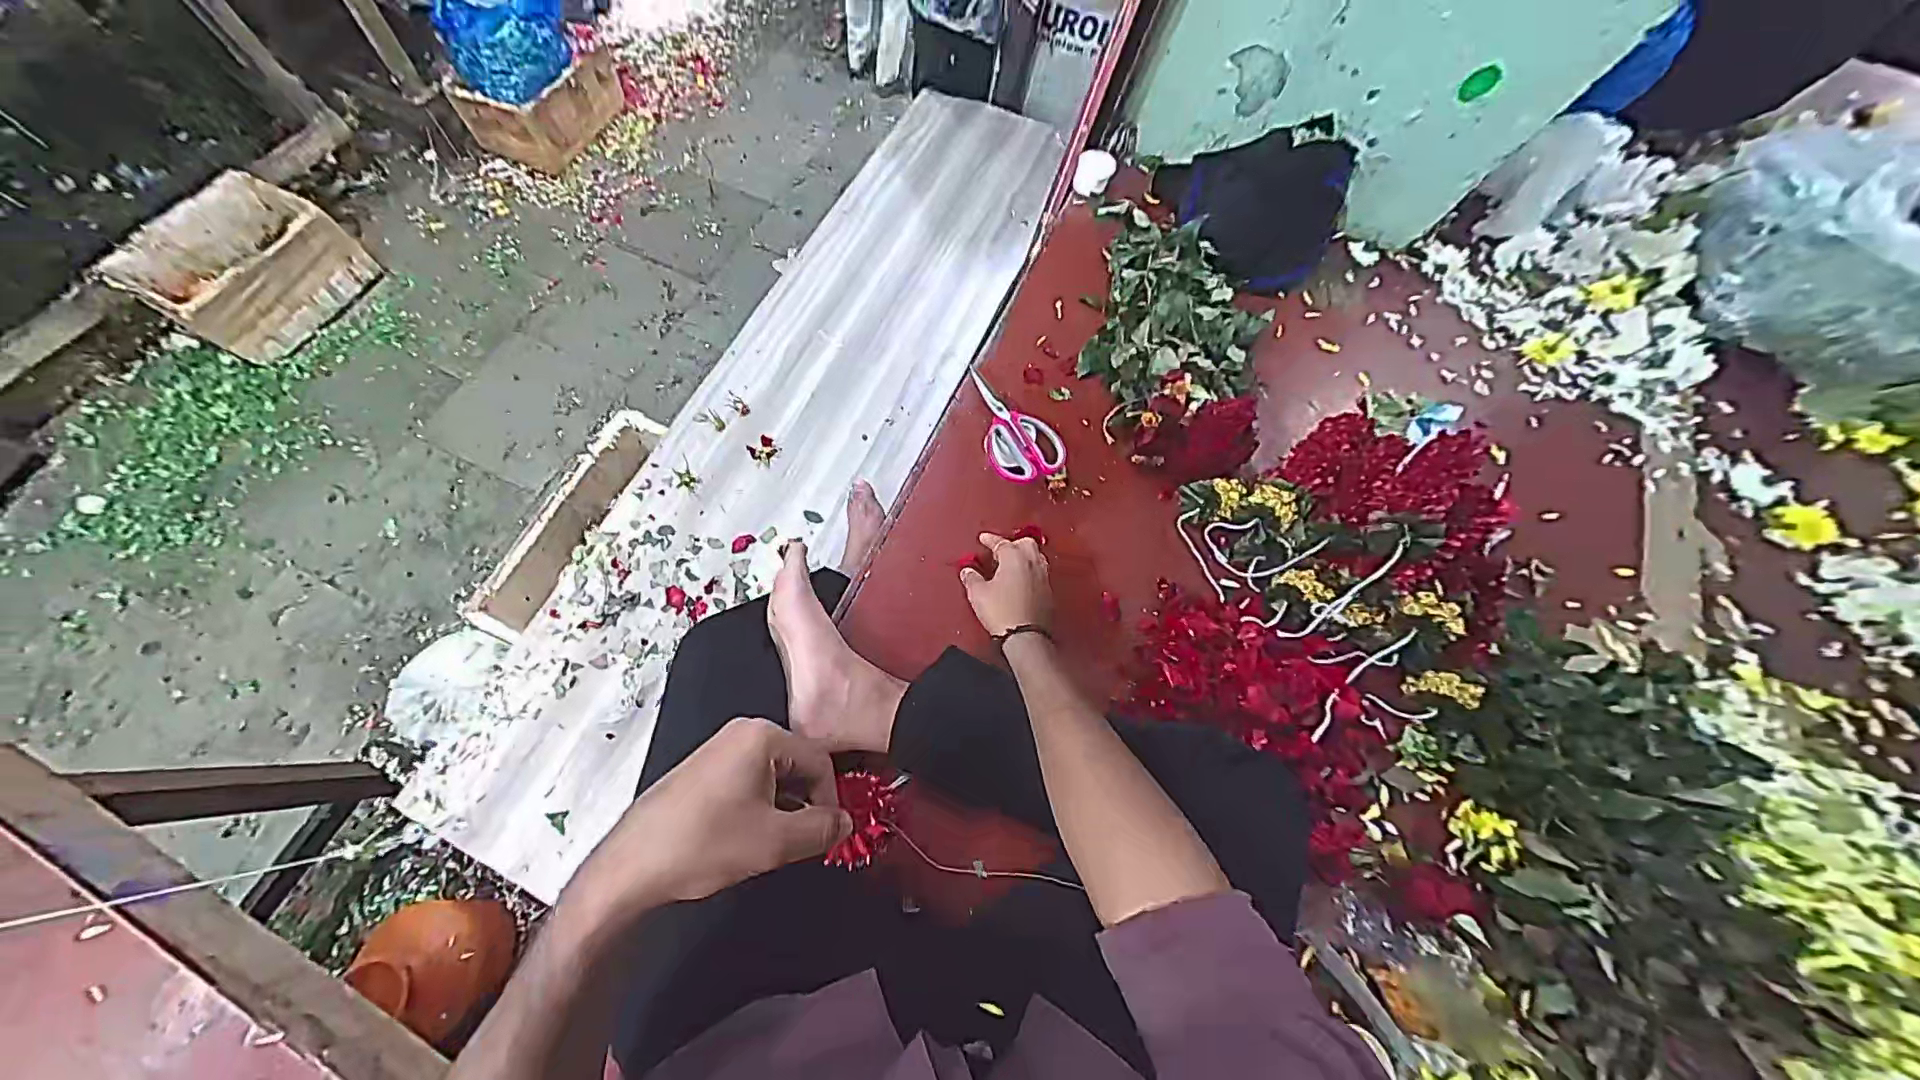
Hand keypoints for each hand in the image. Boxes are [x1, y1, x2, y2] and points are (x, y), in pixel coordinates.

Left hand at [568, 718, 850, 915]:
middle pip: (798, 765)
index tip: (828, 832)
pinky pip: (750, 780)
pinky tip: (747, 837)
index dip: (831, 800)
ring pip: (774, 776)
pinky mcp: (705, 769)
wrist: (630, 867)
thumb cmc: (700, 845)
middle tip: (801, 841)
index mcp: (761, 736)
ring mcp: (720, 749)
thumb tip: (844, 823)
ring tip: (771, 843)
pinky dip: (759, 807)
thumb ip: (822, 829)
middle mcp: (741, 733)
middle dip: (805, 804)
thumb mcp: (775, 842)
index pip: (820, 761)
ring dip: (783, 808)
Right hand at [959, 532, 1052, 637]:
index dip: (990, 539)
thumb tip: (968, 571)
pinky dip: (1030, 571)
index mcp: (1015, 557)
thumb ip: (972, 578)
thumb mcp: (978, 593)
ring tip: (1010, 563)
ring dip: (1023, 556)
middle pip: (1025, 543)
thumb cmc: (1003, 613)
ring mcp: (1043, 577)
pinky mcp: (1048, 592)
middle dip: (1012, 543)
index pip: (1001, 542)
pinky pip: (1040, 573)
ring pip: (1036, 557)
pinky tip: (1021, 580)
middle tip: (999, 550)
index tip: (984, 538)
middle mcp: (1032, 563)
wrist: (1025, 636)